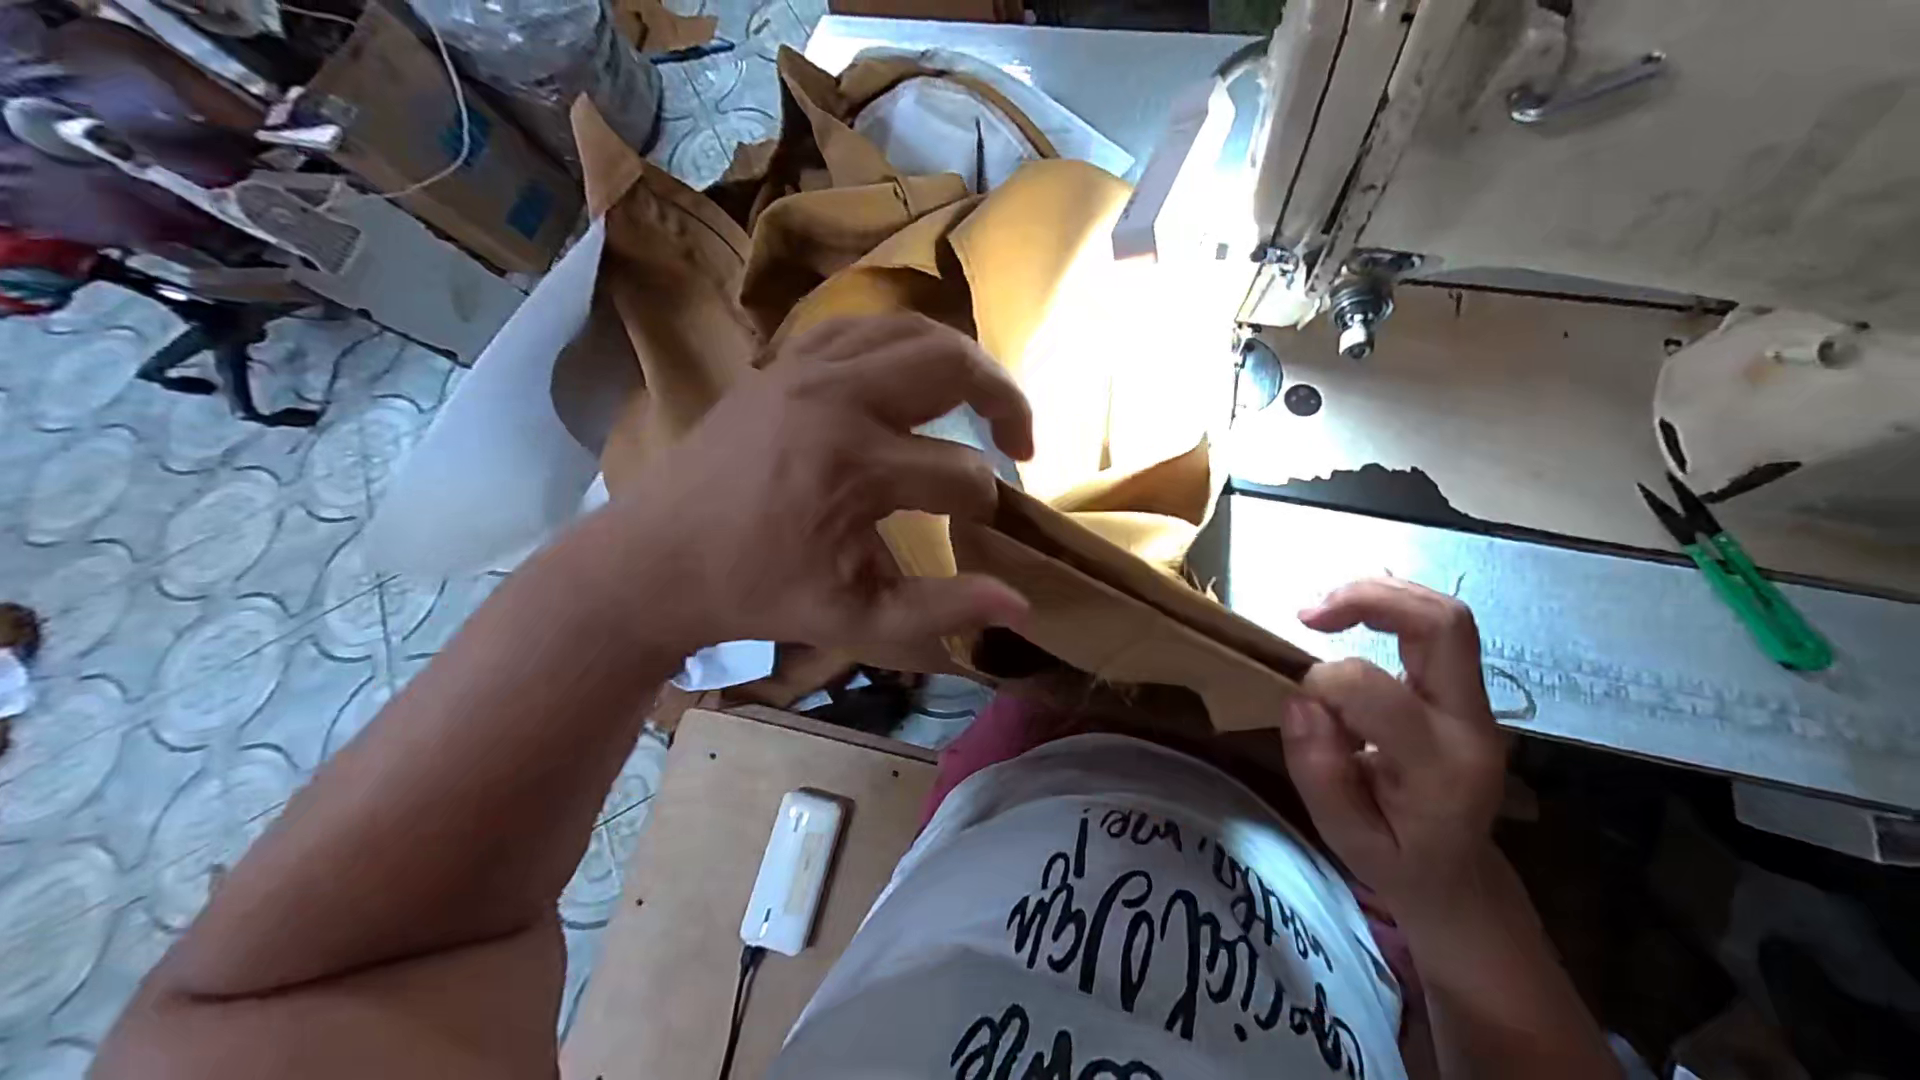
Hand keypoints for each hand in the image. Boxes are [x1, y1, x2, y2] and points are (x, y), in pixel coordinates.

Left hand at [607, 314, 1034, 650]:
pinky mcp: (782, 360)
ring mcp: (805, 367)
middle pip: (953, 364)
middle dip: (1005, 400)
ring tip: (981, 402)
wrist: (655, 558)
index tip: (978, 529)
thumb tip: (1023, 604)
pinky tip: (912, 381)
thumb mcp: (853, 619)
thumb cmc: (756, 593)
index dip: (985, 505)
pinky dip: (905, 345)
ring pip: (913, 330)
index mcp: (855, 467)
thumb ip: (942, 609)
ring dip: (962, 363)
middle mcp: (837, 398)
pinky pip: (863, 327)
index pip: (962, 474)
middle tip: (1020, 441)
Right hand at [1278, 578, 1508, 920]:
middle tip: (1306, 615)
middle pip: (1442, 624)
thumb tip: (1300, 701)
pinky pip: (1434, 626)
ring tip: (1318, 613)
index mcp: (1441, 766)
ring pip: (1443, 613)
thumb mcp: (1345, 839)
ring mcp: (1474, 702)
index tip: (1297, 701)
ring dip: (1376, 595)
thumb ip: (1319, 773)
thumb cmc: (1398, 859)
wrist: (1458, 873)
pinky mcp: (1461, 689)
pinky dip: (1386, 606)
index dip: (1320, 682)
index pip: (1374, 690)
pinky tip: (1347, 617)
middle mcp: (1471, 722)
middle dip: (1367, 600)